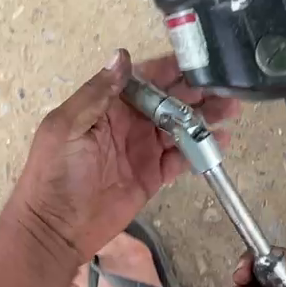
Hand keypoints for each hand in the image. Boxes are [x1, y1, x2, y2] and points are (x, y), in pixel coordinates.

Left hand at [9, 49, 239, 263]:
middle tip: (226, 87)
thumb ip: (96, 93)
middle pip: (169, 101)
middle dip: (197, 92)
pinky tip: (222, 141)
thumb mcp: (67, 127)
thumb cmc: (54, 174)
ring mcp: (143, 149)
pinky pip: (181, 158)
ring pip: (180, 126)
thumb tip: (122, 56)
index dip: (170, 69)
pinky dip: (202, 149)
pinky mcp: (153, 175)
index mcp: (108, 106)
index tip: (198, 61)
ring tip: (231, 110)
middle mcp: (129, 122)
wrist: (53, 230)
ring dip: (205, 117)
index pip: (144, 79)